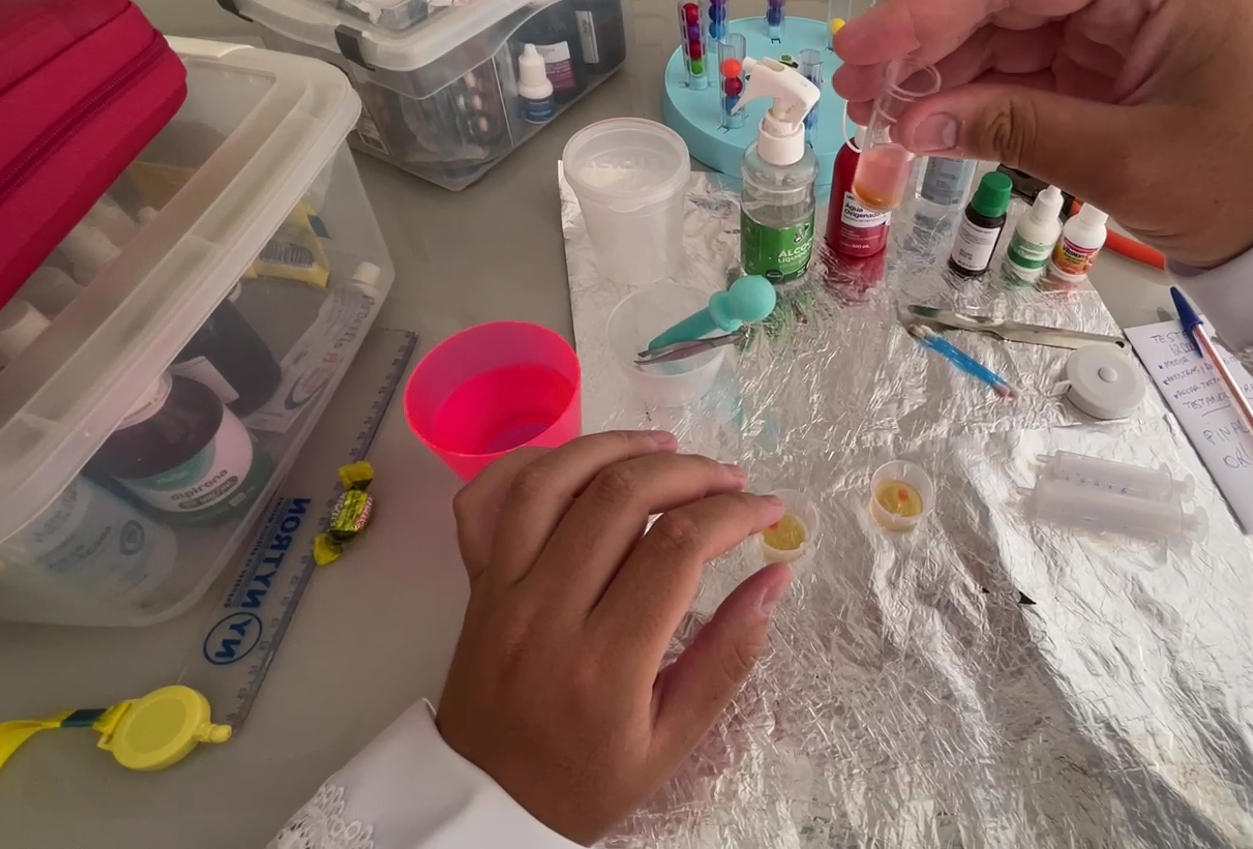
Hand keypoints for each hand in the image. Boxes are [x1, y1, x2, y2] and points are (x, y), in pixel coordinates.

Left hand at [436, 430, 792, 844]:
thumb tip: (777, 576)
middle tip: (729, 478)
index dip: (734, 513)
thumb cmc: (587, 779)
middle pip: (622, 496)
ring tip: (667, 446)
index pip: (678, 548)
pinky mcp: (475, 582)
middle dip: (690, 472)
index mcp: (605, 662)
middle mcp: (546, 613)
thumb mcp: (674, 740)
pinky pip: (487, 498)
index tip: (767, 509)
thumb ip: (730, 655)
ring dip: (618, 446)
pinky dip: (532, 461)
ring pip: (555, 480)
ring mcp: (500, 590)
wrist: (481, 806)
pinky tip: (581, 459)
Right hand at [832, 0, 1252, 267]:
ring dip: (949, 73)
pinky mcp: (1127, 56)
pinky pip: (1040, 67)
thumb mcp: (1127, 157)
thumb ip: (1012, 128)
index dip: (923, 8)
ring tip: (880, 112)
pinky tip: (937, 120)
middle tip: (855, 91)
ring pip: (1015, 31)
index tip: (857, 51)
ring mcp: (1133, 12)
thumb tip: (908, 121)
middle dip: (927, 44)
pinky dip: (988, 96)